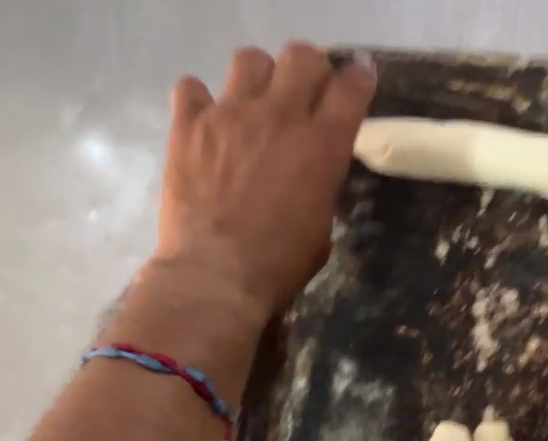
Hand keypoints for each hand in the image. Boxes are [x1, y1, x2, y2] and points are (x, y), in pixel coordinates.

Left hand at [149, 44, 376, 322]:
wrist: (217, 275)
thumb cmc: (279, 266)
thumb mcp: (320, 230)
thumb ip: (321, 188)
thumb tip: (313, 177)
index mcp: (322, 147)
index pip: (351, 88)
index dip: (359, 78)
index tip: (359, 80)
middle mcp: (279, 117)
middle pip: (302, 57)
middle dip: (310, 70)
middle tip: (307, 92)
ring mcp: (230, 115)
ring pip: (250, 59)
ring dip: (259, 77)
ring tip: (255, 103)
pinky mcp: (188, 125)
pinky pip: (193, 87)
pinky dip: (201, 101)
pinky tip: (207, 123)